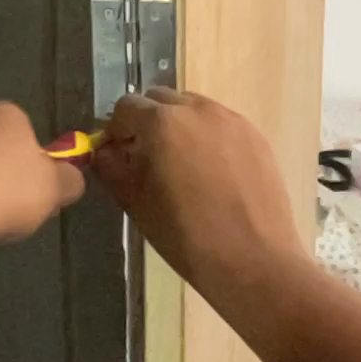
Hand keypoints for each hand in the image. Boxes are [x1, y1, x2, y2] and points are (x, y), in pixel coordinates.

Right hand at [92, 88, 308, 289]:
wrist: (254, 262)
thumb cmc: (186, 235)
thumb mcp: (135, 202)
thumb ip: (111, 166)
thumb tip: (105, 150)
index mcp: (162, 122)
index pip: (126, 106)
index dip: (116, 129)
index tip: (118, 153)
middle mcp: (196, 109)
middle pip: (159, 99)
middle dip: (146, 121)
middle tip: (146, 157)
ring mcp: (230, 119)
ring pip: (191, 107)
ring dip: (177, 124)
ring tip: (181, 164)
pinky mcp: (255, 135)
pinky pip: (219, 123)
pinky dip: (206, 135)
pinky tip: (210, 172)